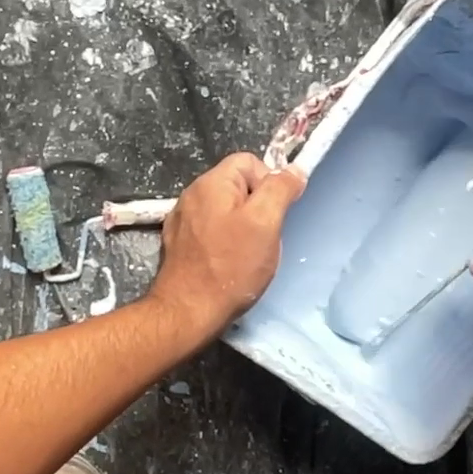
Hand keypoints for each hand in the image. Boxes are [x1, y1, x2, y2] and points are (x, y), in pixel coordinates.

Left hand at [146, 153, 304, 334]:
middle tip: (263, 238)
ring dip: (242, 226)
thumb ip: (280, 190)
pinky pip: (211, 229)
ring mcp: (182, 219)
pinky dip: (223, 241)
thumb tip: (293, 171)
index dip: (269, 183)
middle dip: (257, 207)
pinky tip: (227, 263)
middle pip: (237, 185)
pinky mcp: (179, 242)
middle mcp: (192, 194)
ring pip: (226, 209)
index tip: (274, 215)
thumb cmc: (231, 267)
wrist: (188, 311)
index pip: (250, 162)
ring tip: (246, 254)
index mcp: (211, 182)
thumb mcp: (266, 223)